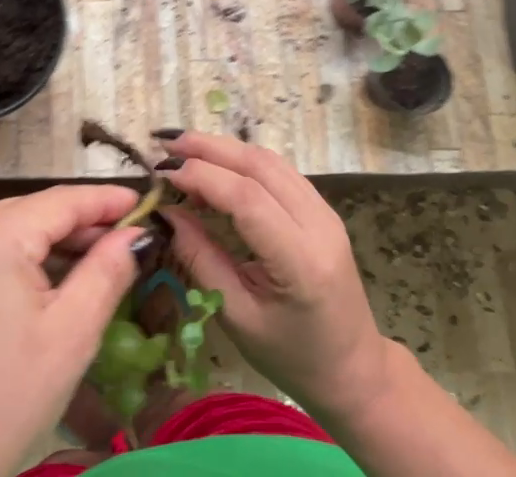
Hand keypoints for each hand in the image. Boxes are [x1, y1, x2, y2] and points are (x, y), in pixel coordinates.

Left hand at [0, 186, 146, 476]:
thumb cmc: (10, 396)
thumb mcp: (73, 331)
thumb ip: (108, 269)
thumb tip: (138, 233)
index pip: (62, 200)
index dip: (107, 200)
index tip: (146, 203)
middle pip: (35, 210)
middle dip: (83, 222)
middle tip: (131, 237)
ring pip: (12, 226)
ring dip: (55, 239)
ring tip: (101, 257)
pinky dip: (24, 254)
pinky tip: (54, 275)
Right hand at [155, 131, 393, 420]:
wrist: (353, 369)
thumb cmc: (291, 355)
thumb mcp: (236, 315)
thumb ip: (200, 259)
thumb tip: (165, 214)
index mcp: (300, 261)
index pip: (247, 197)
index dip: (201, 177)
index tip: (161, 174)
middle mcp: (319, 225)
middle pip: (260, 166)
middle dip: (208, 149)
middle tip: (165, 146)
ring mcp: (325, 213)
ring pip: (271, 161)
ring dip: (225, 149)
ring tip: (182, 151)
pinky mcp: (322, 210)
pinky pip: (279, 171)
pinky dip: (243, 161)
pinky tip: (215, 168)